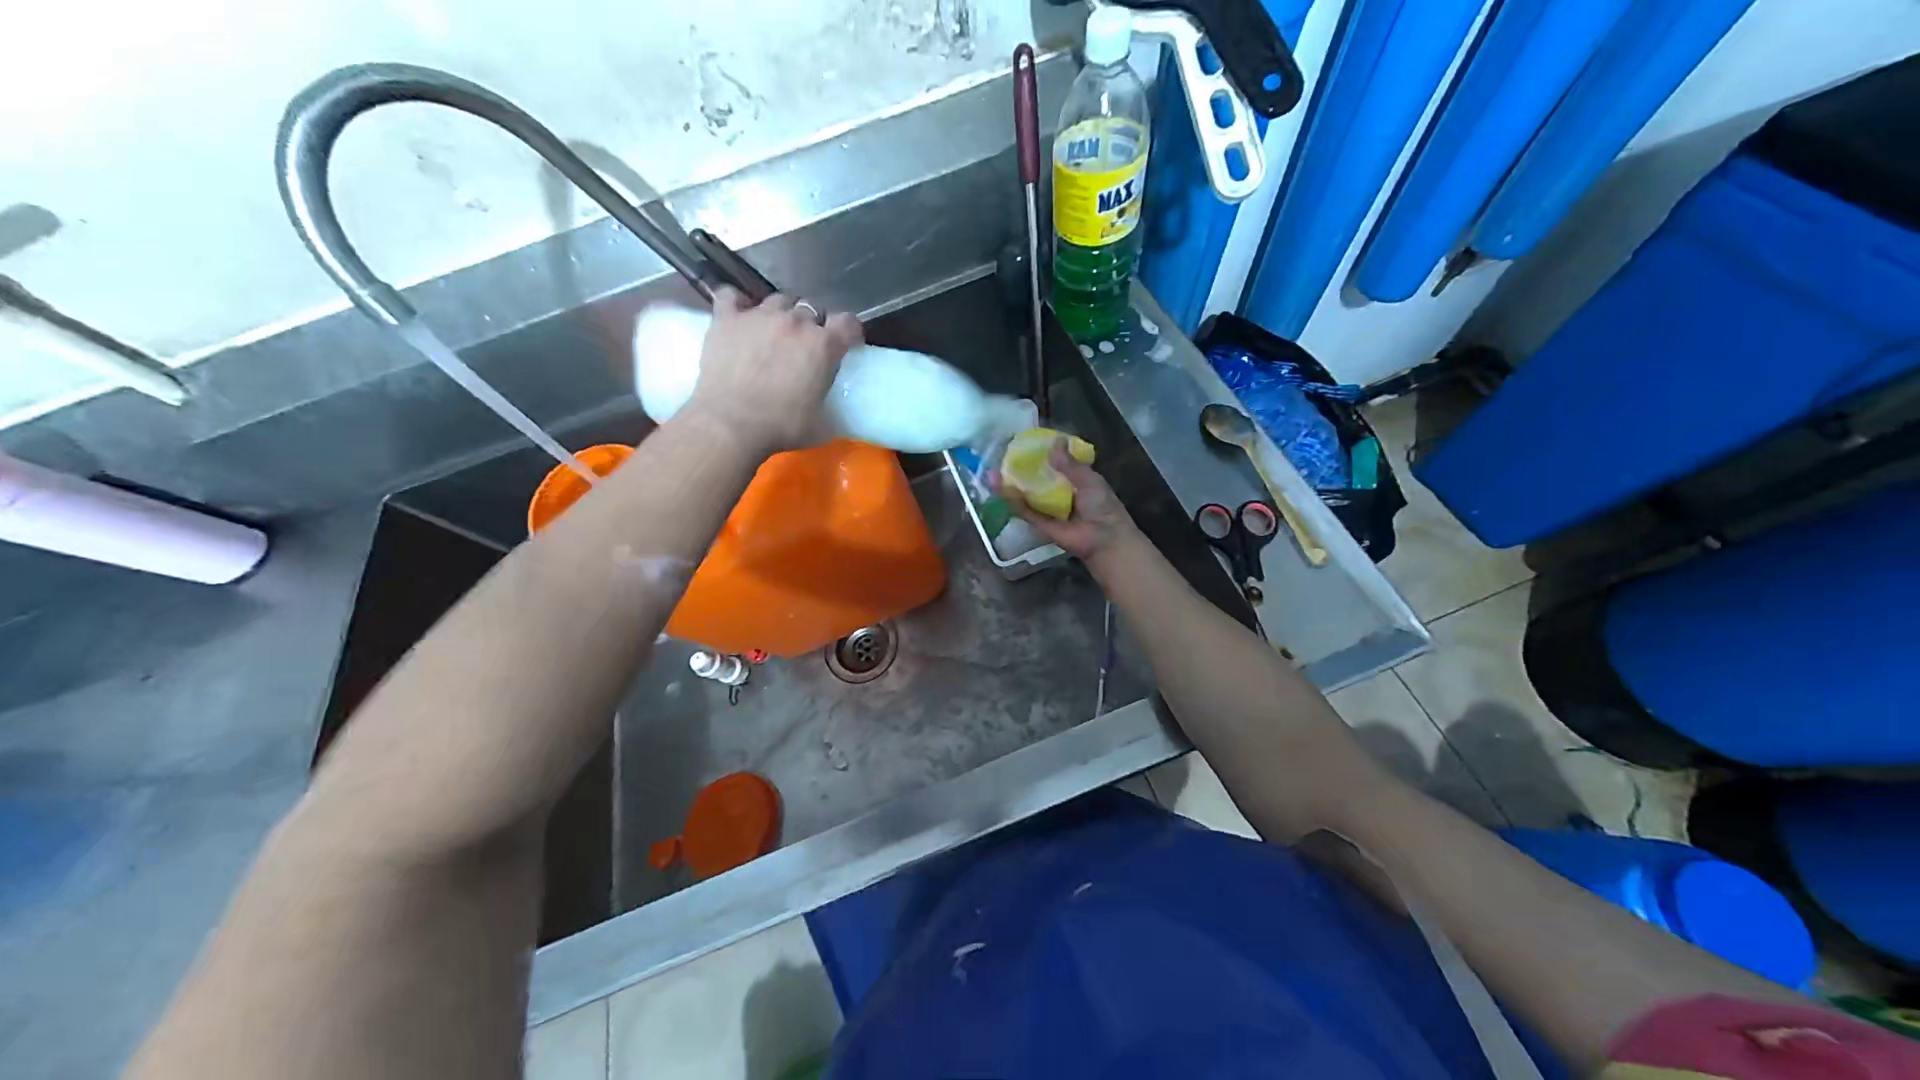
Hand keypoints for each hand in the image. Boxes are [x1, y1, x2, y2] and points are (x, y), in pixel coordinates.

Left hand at [684, 289, 862, 454]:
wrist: (730, 425)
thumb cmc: (780, 428)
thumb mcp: (820, 425)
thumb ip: (830, 406)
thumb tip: (830, 411)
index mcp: (823, 345)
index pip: (848, 322)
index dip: (848, 331)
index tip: (845, 343)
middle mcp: (795, 322)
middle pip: (811, 309)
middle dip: (812, 325)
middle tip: (803, 347)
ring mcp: (759, 315)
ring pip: (778, 300)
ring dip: (781, 313)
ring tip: (773, 332)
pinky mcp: (726, 318)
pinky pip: (731, 296)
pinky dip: (737, 303)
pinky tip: (738, 316)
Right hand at [1003, 442, 1141, 566]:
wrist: (1103, 540)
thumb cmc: (1102, 507)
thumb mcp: (1089, 480)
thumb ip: (1070, 464)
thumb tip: (1054, 442)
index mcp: (1077, 481)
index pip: (1057, 464)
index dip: (1044, 454)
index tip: (1029, 443)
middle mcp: (1060, 493)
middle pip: (1038, 479)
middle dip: (1023, 468)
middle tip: (1006, 454)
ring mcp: (1048, 509)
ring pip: (1027, 494)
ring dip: (1012, 483)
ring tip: (994, 470)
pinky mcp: (1040, 523)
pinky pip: (1024, 510)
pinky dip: (1011, 499)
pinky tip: (998, 486)